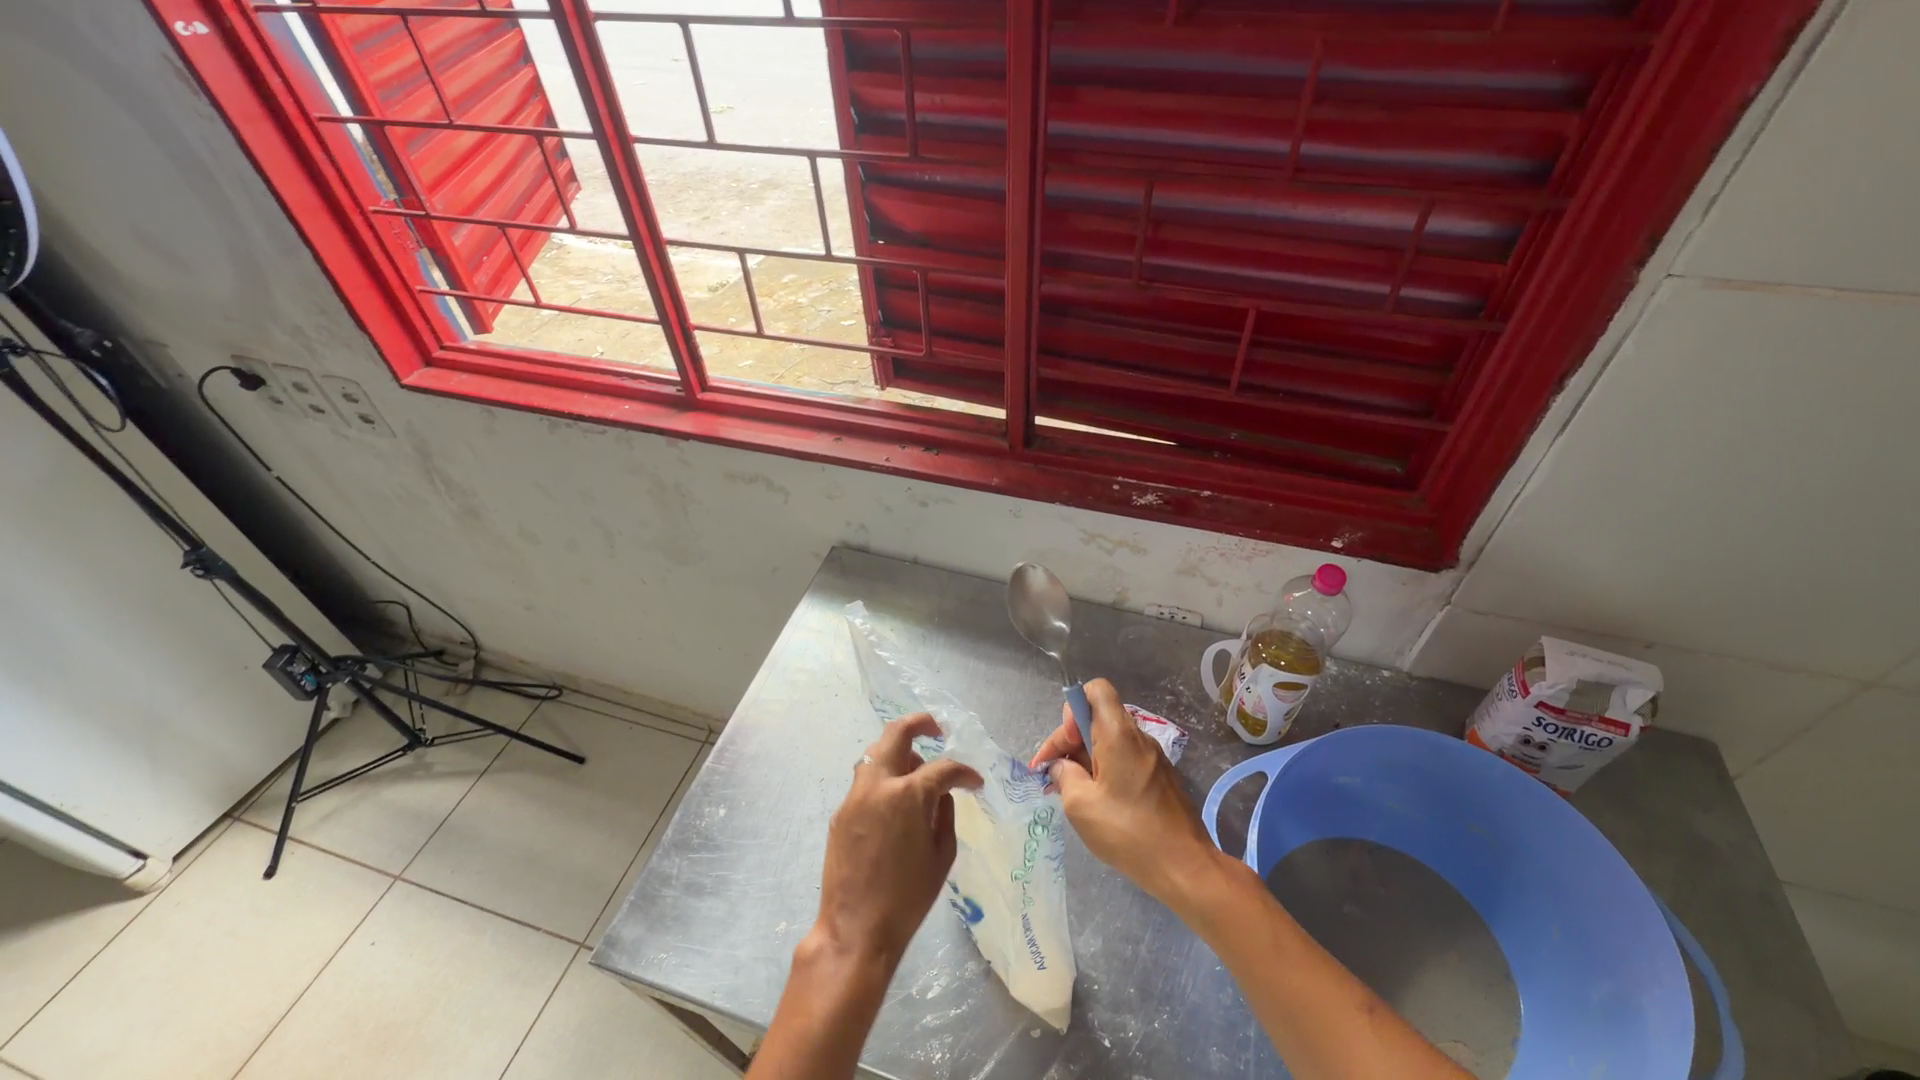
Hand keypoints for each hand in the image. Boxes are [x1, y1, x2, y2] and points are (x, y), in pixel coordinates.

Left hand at [812, 713, 982, 967]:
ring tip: (915, 770)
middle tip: (936, 730)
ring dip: (897, 752)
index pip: (942, 768)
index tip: (975, 783)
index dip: (964, 773)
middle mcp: (877, 785)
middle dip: (919, 724)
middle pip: (896, 734)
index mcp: (908, 794)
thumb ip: (944, 814)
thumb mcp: (942, 855)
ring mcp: (854, 797)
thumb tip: (942, 794)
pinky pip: (864, 783)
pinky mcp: (839, 814)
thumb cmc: (908, 898)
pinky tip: (894, 803)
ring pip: (874, 754)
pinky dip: (882, 780)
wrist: (856, 929)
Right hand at [1031, 679, 1220, 906]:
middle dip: (1070, 741)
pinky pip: (1126, 761)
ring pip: (1111, 743)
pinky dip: (1106, 772)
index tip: (1064, 746)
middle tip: (1053, 776)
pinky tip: (1096, 803)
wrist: (1184, 866)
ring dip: (1086, 760)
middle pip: (1099, 719)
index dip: (1073, 708)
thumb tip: (1062, 766)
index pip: (1096, 690)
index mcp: (1119, 735)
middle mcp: (1139, 738)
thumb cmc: (1128, 831)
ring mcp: (1153, 759)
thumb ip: (1064, 775)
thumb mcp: (1080, 804)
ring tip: (1070, 792)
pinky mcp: (1161, 779)